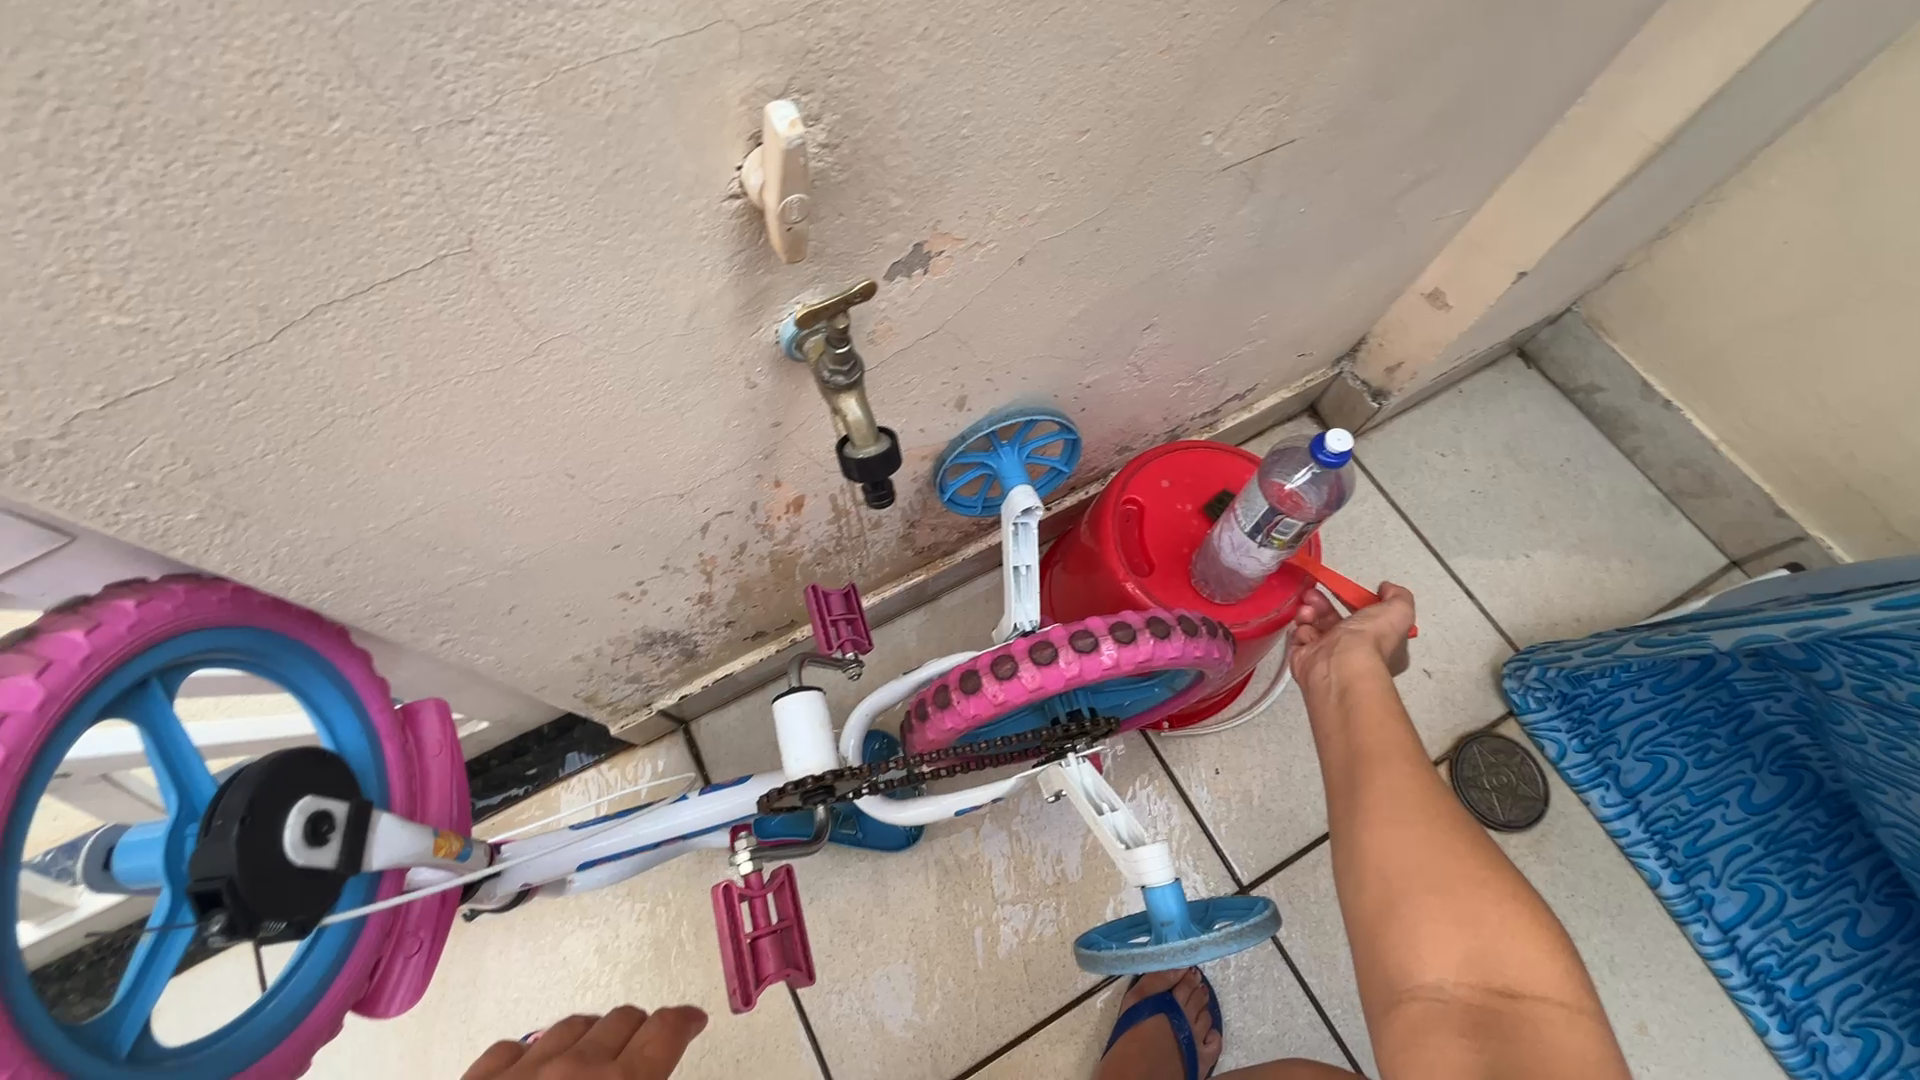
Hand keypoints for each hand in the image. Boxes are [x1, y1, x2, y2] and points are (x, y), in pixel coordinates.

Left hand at [462, 1006, 708, 1079]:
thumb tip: (648, 1078)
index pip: (666, 1030)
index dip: (685, 1022)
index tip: (692, 1024)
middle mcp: (574, 1069)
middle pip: (623, 1018)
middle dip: (639, 1034)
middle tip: (641, 1057)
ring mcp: (519, 1072)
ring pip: (572, 1025)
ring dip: (590, 1040)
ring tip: (589, 1067)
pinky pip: (513, 1046)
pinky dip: (531, 1057)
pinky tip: (531, 1078)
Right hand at [1289, 581, 1415, 686]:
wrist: (1339, 664)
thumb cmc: (1372, 639)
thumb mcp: (1399, 612)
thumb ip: (1398, 596)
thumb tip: (1387, 588)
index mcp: (1380, 645)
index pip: (1369, 622)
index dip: (1359, 605)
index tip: (1349, 591)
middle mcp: (1354, 652)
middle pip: (1337, 621)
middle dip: (1324, 603)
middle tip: (1314, 594)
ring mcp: (1327, 656)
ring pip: (1315, 626)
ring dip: (1310, 612)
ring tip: (1308, 610)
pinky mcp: (1305, 658)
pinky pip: (1300, 637)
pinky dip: (1300, 628)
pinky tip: (1304, 624)